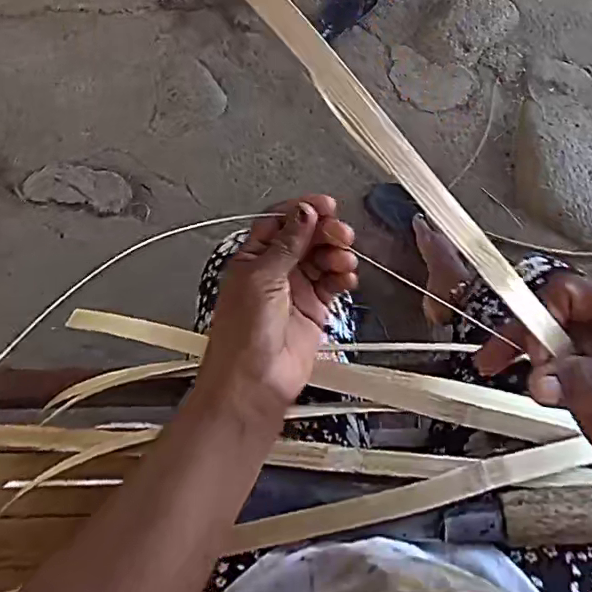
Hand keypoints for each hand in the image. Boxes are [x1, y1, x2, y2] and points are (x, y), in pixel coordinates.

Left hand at [197, 195, 357, 422]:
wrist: (253, 386)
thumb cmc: (244, 335)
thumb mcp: (262, 278)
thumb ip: (288, 243)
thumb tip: (304, 212)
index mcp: (254, 257)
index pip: (281, 221)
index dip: (303, 210)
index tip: (326, 205)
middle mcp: (275, 269)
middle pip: (306, 236)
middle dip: (326, 231)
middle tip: (340, 234)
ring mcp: (296, 288)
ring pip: (323, 257)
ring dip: (337, 253)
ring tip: (344, 261)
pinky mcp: (315, 308)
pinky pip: (333, 282)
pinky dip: (343, 276)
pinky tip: (347, 278)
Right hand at [473, 272, 591, 485]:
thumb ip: (589, 382)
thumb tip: (537, 377)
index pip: (565, 295)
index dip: (537, 316)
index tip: (519, 347)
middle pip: (560, 337)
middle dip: (549, 370)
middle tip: (504, 375)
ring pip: (570, 376)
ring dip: (582, 412)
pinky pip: (586, 403)